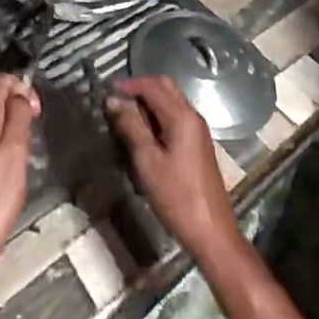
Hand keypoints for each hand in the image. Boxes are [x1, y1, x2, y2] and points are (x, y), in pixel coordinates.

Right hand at [105, 76, 236, 256]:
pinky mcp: (197, 145)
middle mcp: (192, 117)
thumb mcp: (147, 161)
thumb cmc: (177, 197)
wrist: (211, 234)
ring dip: (148, 102)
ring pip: (170, 101)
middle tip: (117, 101)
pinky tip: (143, 135)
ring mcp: (197, 131)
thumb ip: (130, 125)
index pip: (152, 85)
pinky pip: (175, 117)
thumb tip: (113, 99)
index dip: (128, 84)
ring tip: (125, 118)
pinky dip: (157, 116)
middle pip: (165, 87)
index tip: (106, 92)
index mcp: (182, 117)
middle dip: (139, 88)